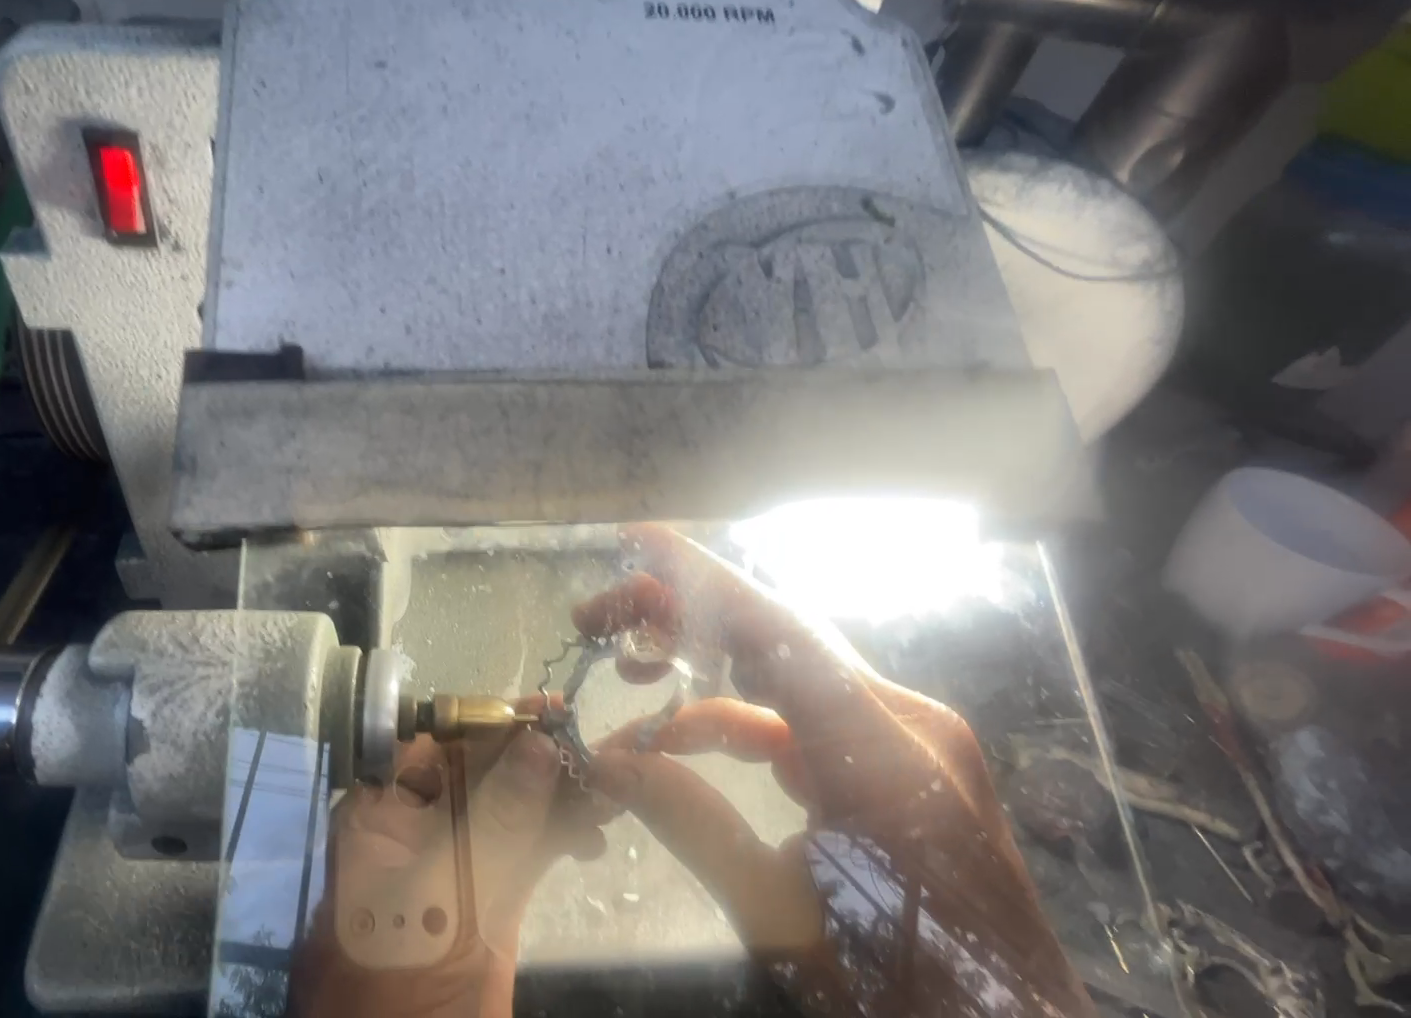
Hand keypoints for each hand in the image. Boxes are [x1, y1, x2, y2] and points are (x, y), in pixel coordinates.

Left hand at [289, 697, 606, 1017]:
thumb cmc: (401, 976)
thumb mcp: (446, 890)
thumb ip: (495, 817)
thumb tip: (540, 744)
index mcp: (383, 812)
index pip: (434, 742)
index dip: (490, 721)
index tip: (546, 710)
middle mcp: (418, 824)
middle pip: (480, 768)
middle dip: (534, 755)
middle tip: (589, 744)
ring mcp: (456, 858)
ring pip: (510, 804)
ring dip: (557, 792)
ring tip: (606, 786)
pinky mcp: (490, 892)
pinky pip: (527, 845)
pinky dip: (561, 833)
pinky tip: (595, 831)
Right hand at [574, 524, 1093, 1017]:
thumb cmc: (900, 987)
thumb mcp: (778, 913)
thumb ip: (689, 821)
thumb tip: (604, 763)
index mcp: (885, 754)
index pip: (775, 633)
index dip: (698, 578)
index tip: (635, 540)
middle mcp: (906, 722)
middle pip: (776, 642)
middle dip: (682, 622)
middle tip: (600, 623)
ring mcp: (912, 741)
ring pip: (789, 679)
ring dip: (707, 679)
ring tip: (630, 676)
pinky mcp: (905, 764)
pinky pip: (810, 720)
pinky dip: (747, 720)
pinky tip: (688, 734)